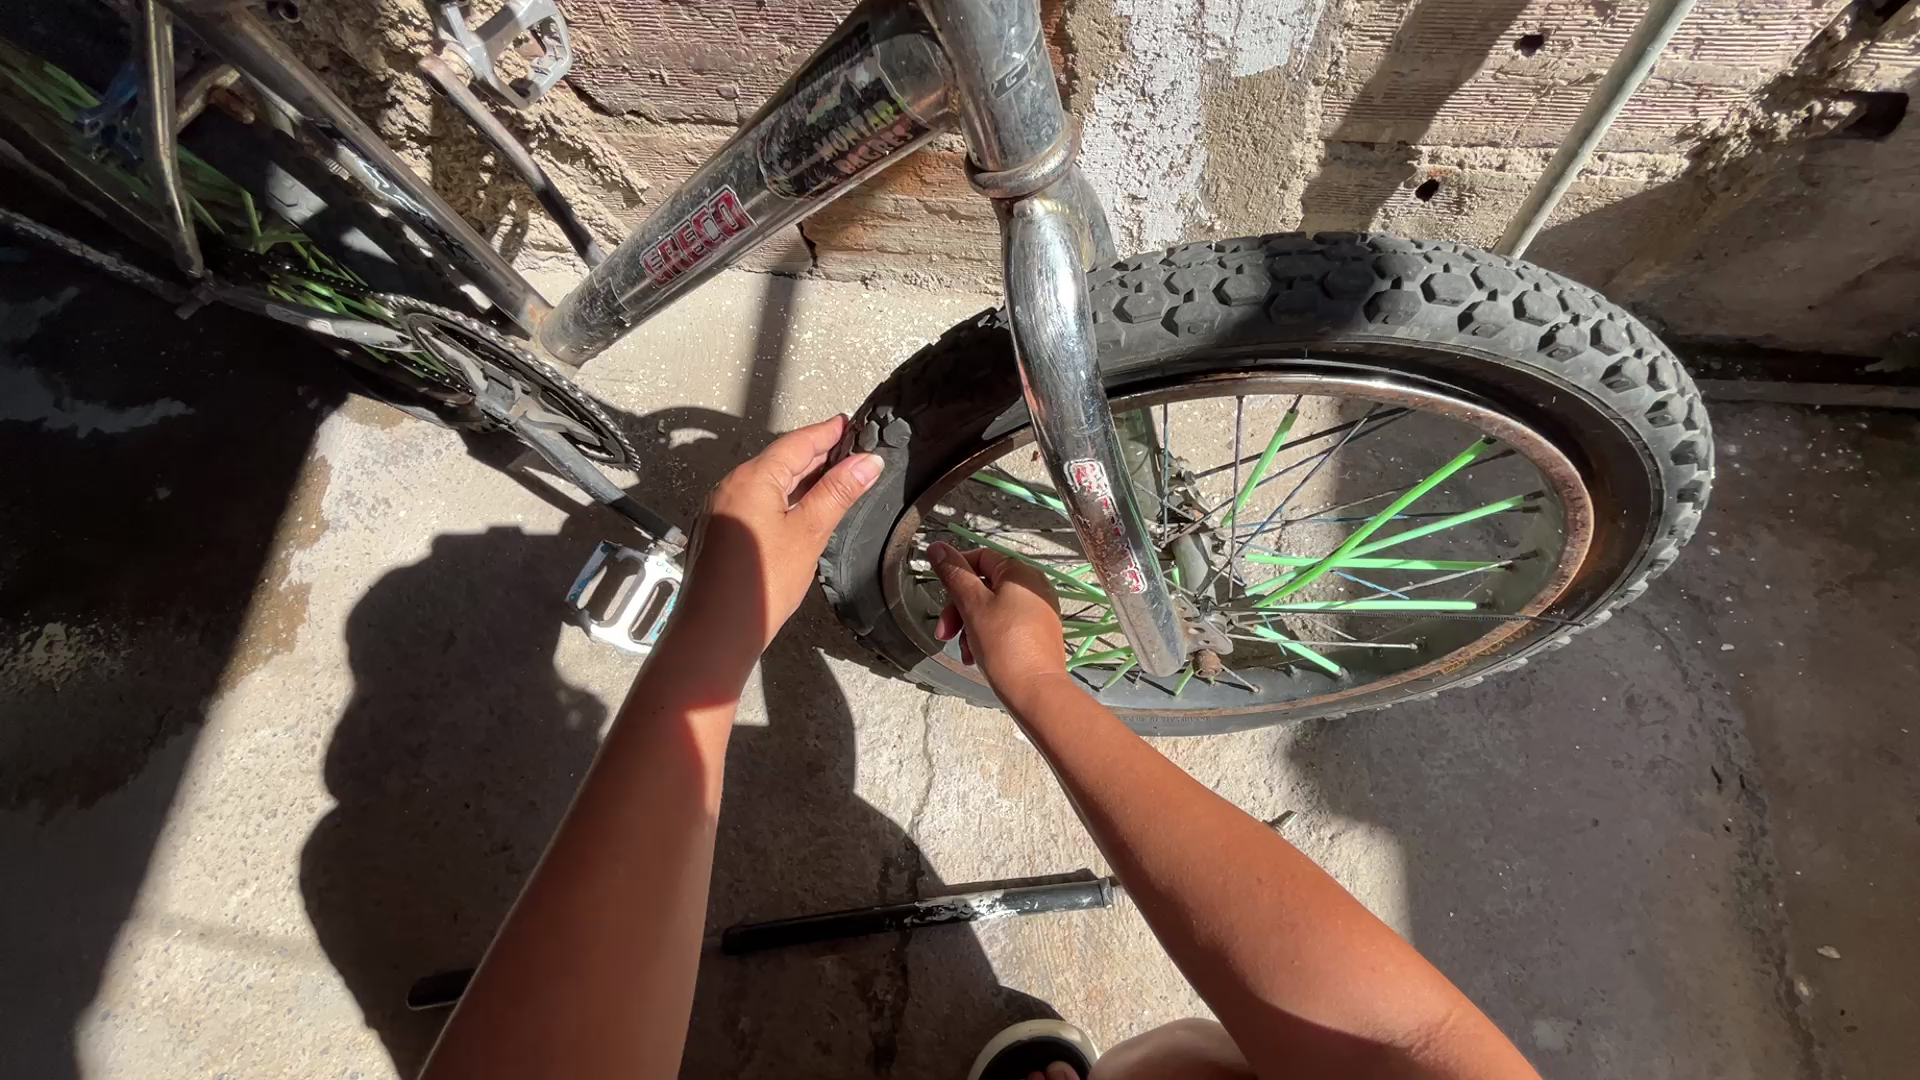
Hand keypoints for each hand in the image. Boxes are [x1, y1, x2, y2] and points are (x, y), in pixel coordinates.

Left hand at [668, 416, 882, 666]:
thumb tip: (868, 461)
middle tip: (853, 450)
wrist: (716, 631)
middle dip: (817, 453)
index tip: (851, 424)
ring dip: (802, 476)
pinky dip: (784, 496)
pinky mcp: (721, 529)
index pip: (797, 442)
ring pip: (769, 481)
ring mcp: (722, 508)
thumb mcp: (809, 532)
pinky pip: (757, 500)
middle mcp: (731, 485)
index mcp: (752, 478)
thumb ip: (838, 493)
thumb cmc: (764, 581)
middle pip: (781, 459)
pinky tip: (803, 507)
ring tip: (836, 476)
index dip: (827, 432)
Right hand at [927, 541, 1067, 703]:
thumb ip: (954, 574)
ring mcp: (1037, 611)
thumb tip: (938, 547)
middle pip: (984, 586)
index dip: (956, 571)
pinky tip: (976, 657)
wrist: (1035, 691)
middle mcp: (1034, 587)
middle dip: (959, 608)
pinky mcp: (1037, 634)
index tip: (940, 589)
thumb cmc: (1005, 646)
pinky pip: (1004, 626)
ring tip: (964, 651)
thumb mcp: (972, 605)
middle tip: (945, 631)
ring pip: (991, 609)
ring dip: (969, 627)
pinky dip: (986, 637)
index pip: (981, 557)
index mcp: (1021, 573)